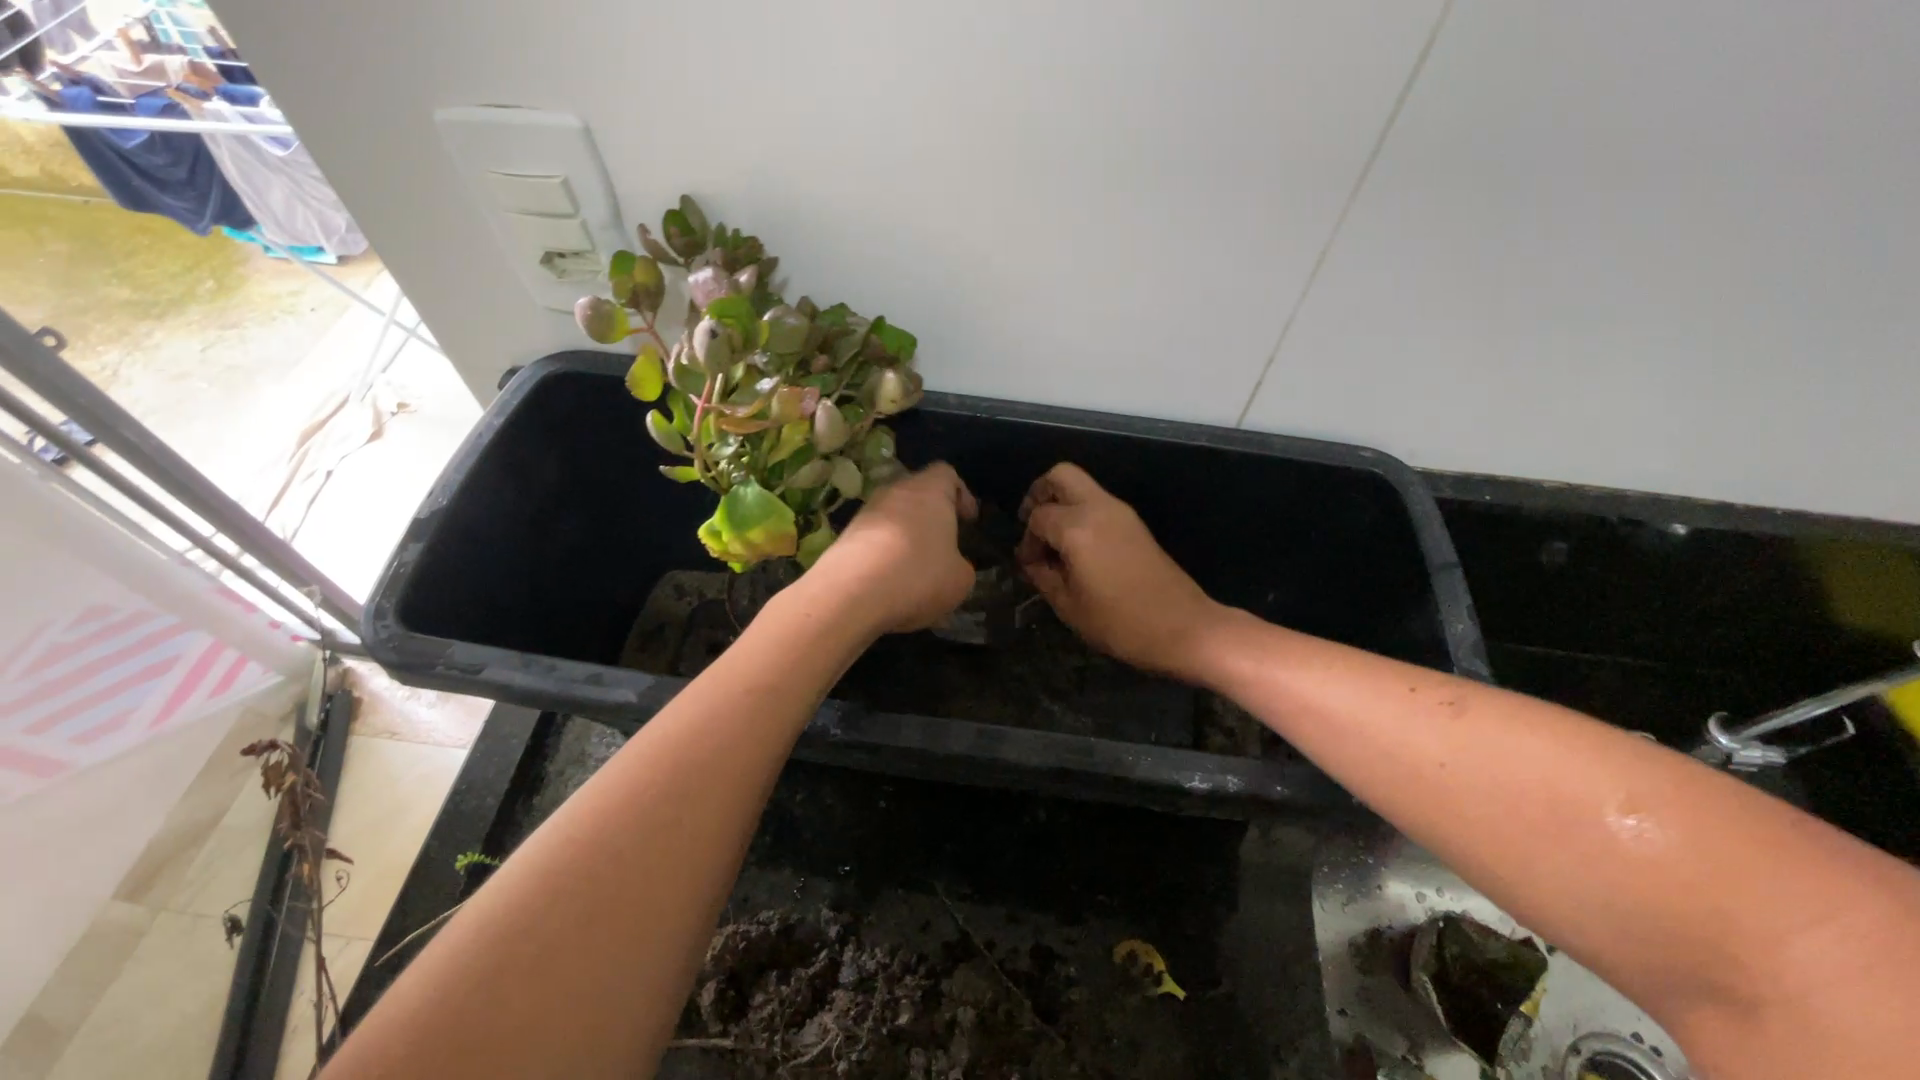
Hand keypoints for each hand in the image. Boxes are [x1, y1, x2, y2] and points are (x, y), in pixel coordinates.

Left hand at [805, 462, 979, 634]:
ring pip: (893, 515)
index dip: (961, 494)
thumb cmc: (918, 575)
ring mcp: (865, 512)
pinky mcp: (845, 535)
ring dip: (905, 534)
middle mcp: (895, 491)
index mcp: (930, 490)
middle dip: (930, 515)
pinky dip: (884, 552)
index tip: (968, 520)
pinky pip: (873, 537)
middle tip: (943, 542)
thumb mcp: (959, 579)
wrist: (851, 592)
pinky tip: (890, 579)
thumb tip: (952, 565)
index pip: (946, 474)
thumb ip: (960, 565)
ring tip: (915, 566)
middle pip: (917, 492)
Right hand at [1017, 463, 1224, 679]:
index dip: (1026, 541)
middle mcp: (1099, 508)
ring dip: (1062, 505)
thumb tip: (1031, 562)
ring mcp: (1121, 513)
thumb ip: (1043, 576)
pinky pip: (1099, 504)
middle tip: (1032, 526)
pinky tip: (1078, 550)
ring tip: (1054, 543)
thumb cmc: (1120, 623)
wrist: (1183, 628)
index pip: (1038, 517)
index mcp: (1077, 527)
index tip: (1028, 566)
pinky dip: (1081, 515)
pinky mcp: (1135, 524)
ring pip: (1082, 486)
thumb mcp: (1069, 606)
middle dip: (1040, 495)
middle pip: (1061, 476)